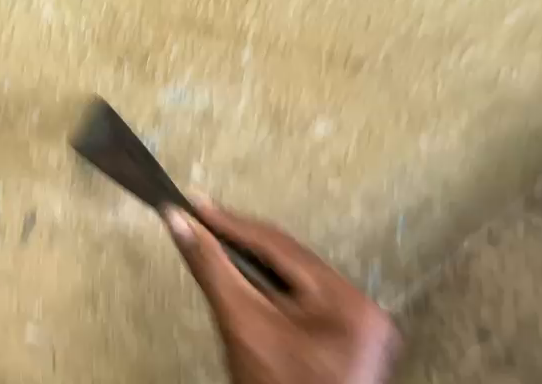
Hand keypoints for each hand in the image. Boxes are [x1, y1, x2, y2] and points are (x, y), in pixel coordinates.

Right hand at [166, 200, 399, 383]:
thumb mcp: (240, 324)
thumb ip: (210, 265)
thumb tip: (177, 219)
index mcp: (348, 302)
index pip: (280, 246)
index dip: (232, 223)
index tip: (193, 204)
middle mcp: (363, 307)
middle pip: (289, 257)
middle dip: (241, 239)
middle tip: (198, 218)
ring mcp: (360, 324)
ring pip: (293, 273)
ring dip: (252, 258)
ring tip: (212, 238)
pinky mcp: (348, 337)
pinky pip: (301, 294)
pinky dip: (267, 281)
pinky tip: (239, 270)